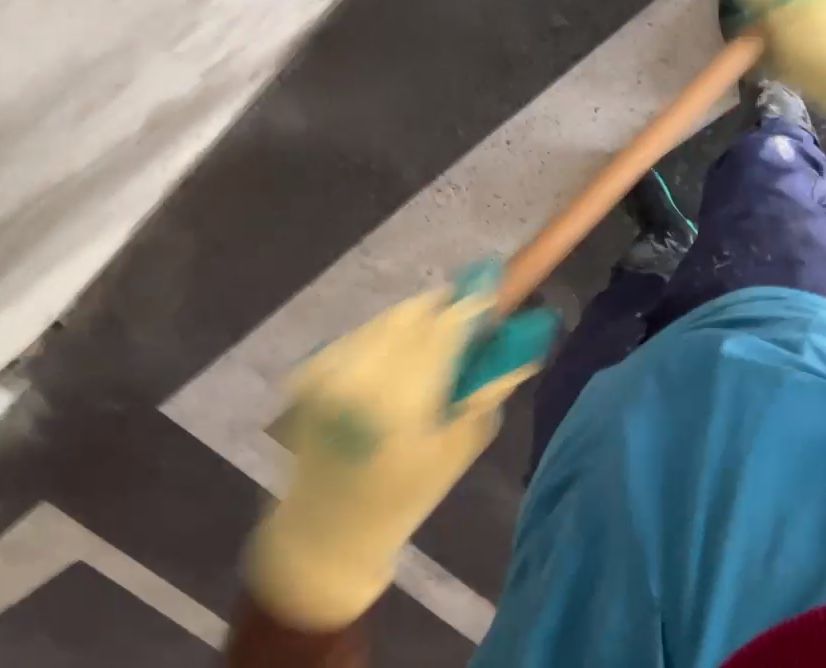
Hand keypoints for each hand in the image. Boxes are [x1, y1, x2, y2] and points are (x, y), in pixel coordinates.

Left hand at [243, 263, 556, 630]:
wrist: (325, 531)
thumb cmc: (404, 497)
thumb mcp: (460, 447)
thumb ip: (489, 388)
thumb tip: (516, 341)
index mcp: (396, 400)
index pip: (444, 327)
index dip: (473, 306)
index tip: (495, 294)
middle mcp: (356, 374)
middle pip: (414, 313)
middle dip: (445, 310)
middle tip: (471, 321)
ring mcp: (327, 369)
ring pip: (388, 319)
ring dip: (417, 323)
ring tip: (435, 348)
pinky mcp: (309, 369)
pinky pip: (364, 335)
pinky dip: (388, 339)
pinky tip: (398, 365)